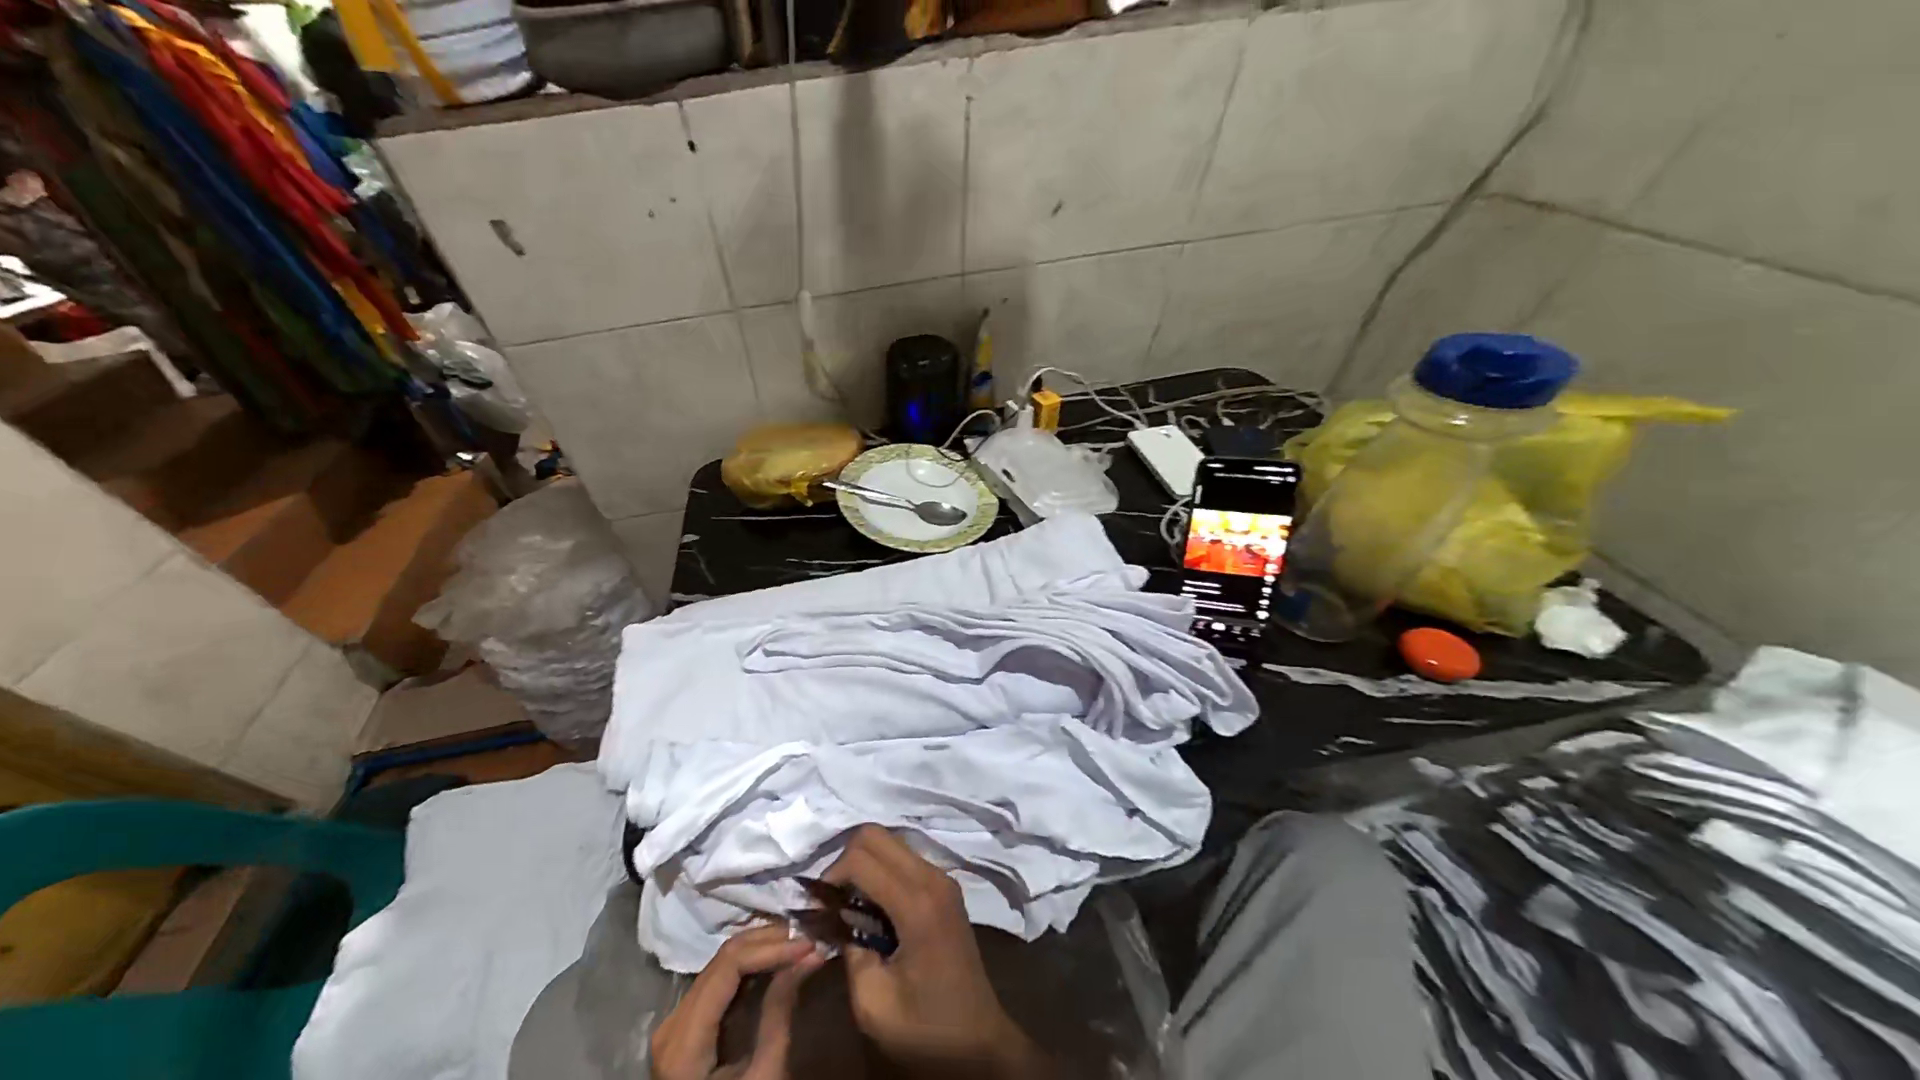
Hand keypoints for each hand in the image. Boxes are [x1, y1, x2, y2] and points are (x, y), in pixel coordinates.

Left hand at [650, 924, 826, 1079]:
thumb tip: (808, 956)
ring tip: (798, 945)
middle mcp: (672, 1021)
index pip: (728, 966)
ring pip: (720, 963)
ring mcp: (675, 1022)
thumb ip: (779, 1012)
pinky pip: (719, 980)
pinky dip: (750, 966)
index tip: (809, 945)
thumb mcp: (764, 1075)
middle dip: (768, 942)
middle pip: (722, 958)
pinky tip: (777, 961)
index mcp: (684, 1040)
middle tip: (809, 938)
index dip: (770, 948)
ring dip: (761, 948)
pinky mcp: (686, 1025)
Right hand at [824, 826, 1049, 1078]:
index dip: (830, 876)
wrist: (978, 1042)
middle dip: (845, 859)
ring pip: (890, 841)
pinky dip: (880, 869)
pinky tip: (873, 906)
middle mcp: (933, 878)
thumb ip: (848, 950)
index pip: (861, 858)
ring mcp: (943, 879)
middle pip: (875, 834)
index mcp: (917, 904)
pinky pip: (904, 858)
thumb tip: (833, 919)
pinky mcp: (945, 887)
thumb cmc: (925, 1027)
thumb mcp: (873, 1002)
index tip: (819, 908)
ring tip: (849, 903)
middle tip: (832, 899)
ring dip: (863, 863)